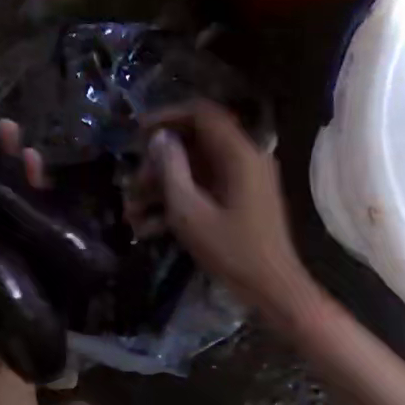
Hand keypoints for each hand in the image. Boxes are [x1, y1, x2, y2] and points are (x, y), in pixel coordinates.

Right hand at [130, 101, 319, 321]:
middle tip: (131, 187)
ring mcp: (243, 181)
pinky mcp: (240, 201)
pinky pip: (205, 190)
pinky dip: (178, 203)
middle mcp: (244, 159)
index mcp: (239, 154)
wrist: (273, 290)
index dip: (166, 117)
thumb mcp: (190, 213)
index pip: (201, 114)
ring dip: (162, 188)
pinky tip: (149, 229)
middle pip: (194, 144)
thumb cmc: (232, 252)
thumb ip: (171, 170)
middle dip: (157, 164)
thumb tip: (159, 138)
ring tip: (131, 214)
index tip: (136, 133)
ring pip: (195, 171)